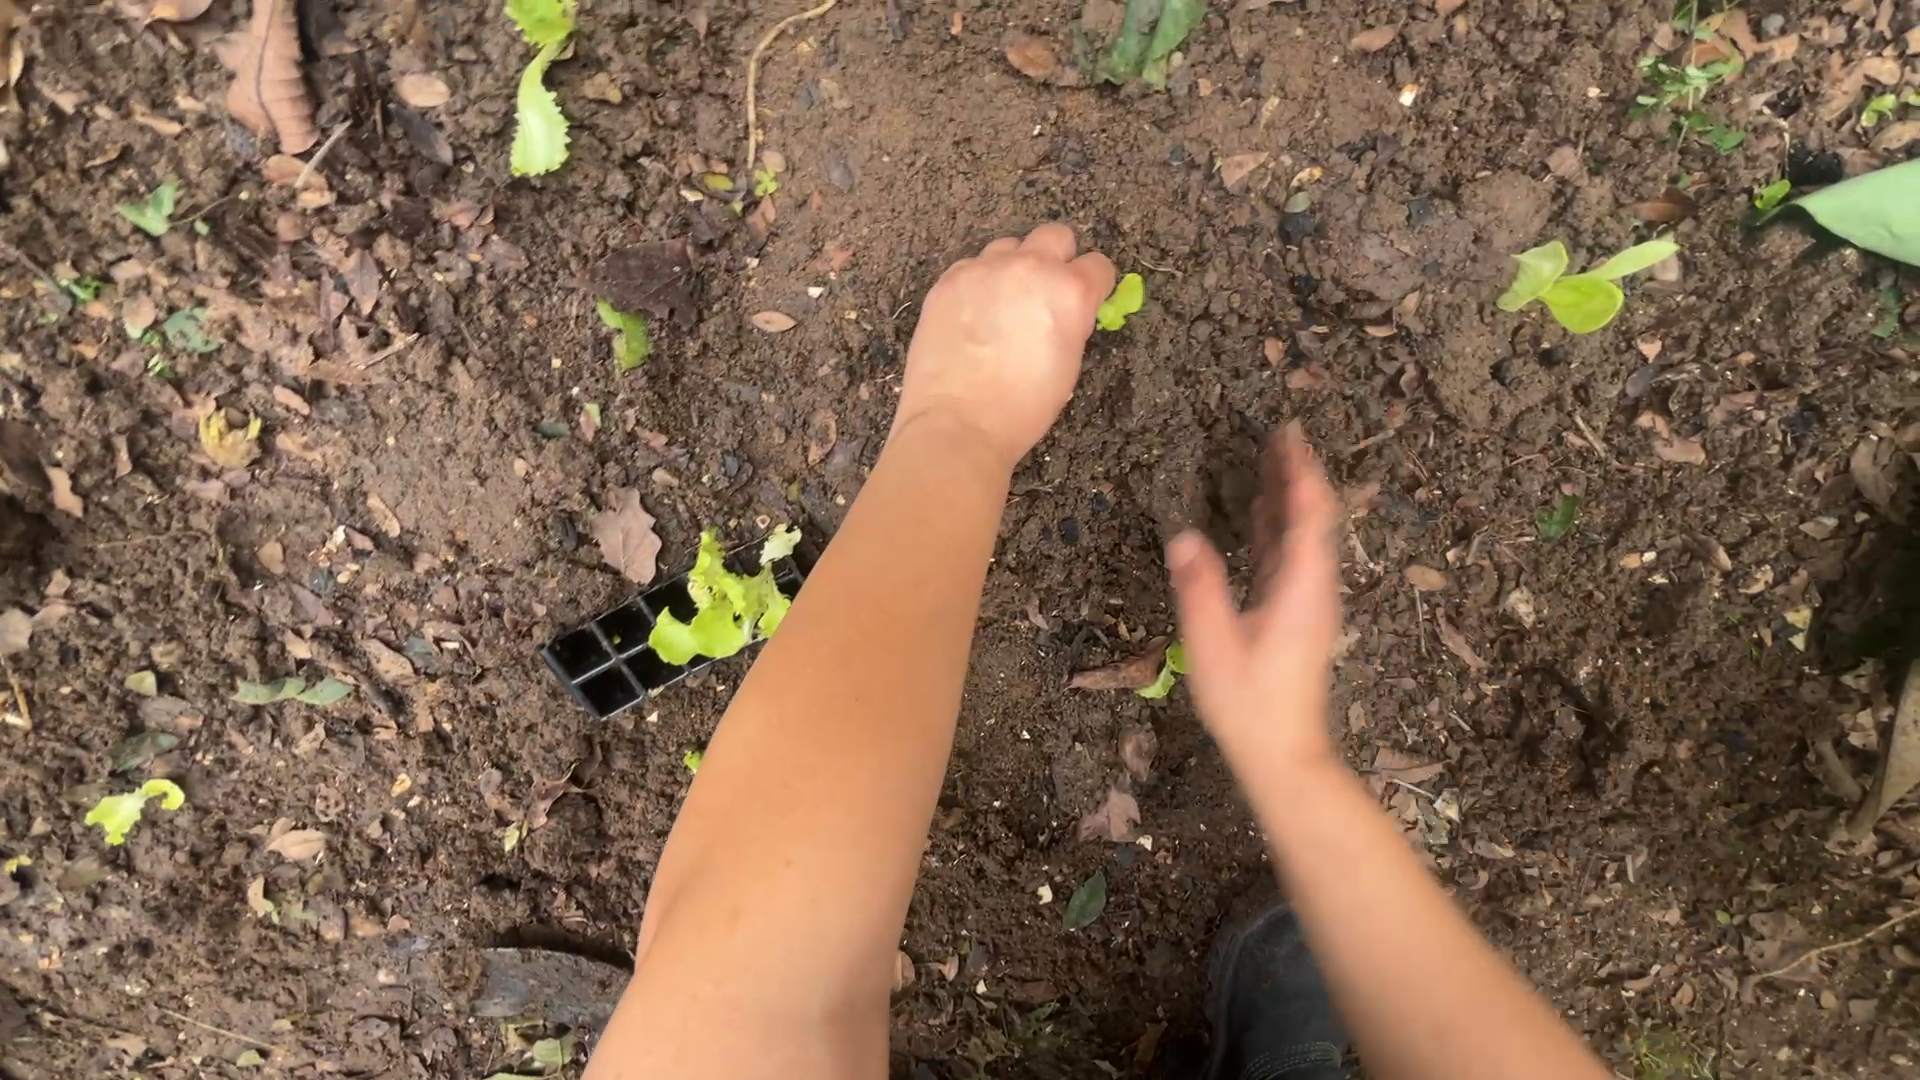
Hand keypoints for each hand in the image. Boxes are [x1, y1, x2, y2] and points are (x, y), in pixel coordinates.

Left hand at [891, 224, 1116, 470]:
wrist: (957, 424)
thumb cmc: (1019, 410)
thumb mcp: (1067, 368)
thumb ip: (1072, 326)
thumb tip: (1068, 314)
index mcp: (1070, 293)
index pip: (1098, 265)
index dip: (1094, 286)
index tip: (1085, 302)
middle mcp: (1030, 268)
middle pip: (1055, 236)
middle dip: (1056, 261)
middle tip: (1043, 296)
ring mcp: (984, 270)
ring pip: (1009, 247)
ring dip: (1012, 269)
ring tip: (1001, 308)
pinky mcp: (949, 280)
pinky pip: (971, 266)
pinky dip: (977, 284)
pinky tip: (972, 317)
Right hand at [1167, 424, 1344, 776]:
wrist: (1283, 752)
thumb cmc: (1248, 703)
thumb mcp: (1212, 646)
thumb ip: (1199, 590)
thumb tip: (1182, 536)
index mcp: (1300, 589)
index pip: (1308, 517)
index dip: (1300, 473)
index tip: (1289, 434)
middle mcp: (1312, 588)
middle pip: (1312, 519)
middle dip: (1296, 475)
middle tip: (1278, 434)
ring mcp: (1306, 601)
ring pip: (1302, 536)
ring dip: (1288, 497)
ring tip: (1269, 460)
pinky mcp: (1295, 613)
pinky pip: (1290, 556)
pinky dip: (1278, 526)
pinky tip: (1260, 513)